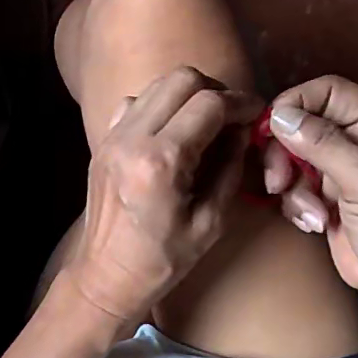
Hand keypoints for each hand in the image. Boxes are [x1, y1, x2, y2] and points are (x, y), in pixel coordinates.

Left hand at [69, 66, 258, 327]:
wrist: (105, 278)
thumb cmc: (160, 262)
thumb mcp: (210, 223)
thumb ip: (230, 168)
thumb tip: (241, 131)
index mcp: (160, 162)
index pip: (210, 103)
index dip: (241, 103)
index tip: (255, 115)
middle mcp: (131, 140)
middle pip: (182, 79)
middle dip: (214, 91)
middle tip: (230, 118)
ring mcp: (111, 139)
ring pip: (156, 86)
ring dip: (186, 96)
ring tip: (203, 125)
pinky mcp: (102, 145)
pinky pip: (133, 104)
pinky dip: (157, 107)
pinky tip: (169, 134)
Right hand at [261, 75, 357, 306]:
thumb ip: (321, 144)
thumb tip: (278, 115)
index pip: (327, 91)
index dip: (294, 105)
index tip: (268, 132)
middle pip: (302, 124)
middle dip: (285, 154)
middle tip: (277, 182)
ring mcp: (341, 167)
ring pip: (292, 157)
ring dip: (292, 188)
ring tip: (311, 215)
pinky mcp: (326, 193)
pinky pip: (294, 186)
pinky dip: (297, 205)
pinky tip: (314, 223)